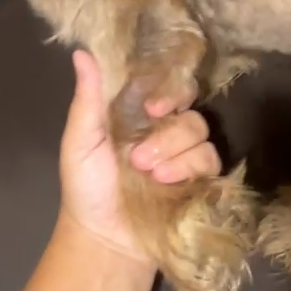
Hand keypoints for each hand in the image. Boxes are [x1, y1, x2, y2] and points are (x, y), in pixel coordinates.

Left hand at [58, 50, 219, 264]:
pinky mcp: (199, 179)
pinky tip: (166, 181)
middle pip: (188, 108)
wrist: (103, 239)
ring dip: (174, 151)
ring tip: (148, 173)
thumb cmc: (86, 188)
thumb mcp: (80, 142)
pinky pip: (210, 159)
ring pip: (200, 132)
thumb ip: (88, 99)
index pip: (166, 84)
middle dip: (169, 130)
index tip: (153, 106)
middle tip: (140, 154)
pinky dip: (189, 167)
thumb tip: (83, 51)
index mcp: (138, 113)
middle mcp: (165, 129)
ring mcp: (184, 155)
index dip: (168, 87)